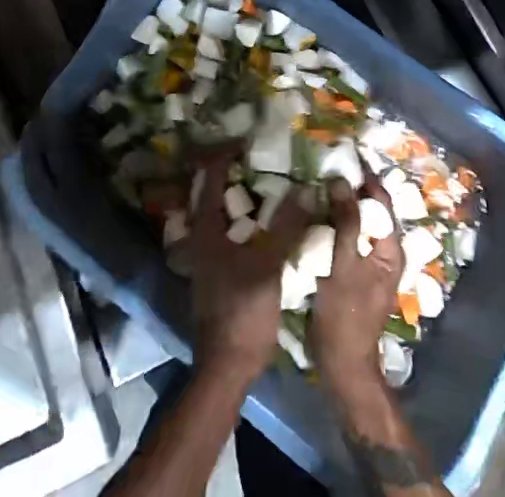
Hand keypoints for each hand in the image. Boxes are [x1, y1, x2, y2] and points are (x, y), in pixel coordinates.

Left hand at [188, 149, 307, 380]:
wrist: (227, 364)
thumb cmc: (243, 312)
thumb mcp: (267, 266)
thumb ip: (285, 227)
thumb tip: (303, 189)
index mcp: (205, 229)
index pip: (209, 177)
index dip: (226, 154)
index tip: (251, 141)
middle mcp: (202, 235)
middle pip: (214, 191)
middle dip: (236, 172)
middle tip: (266, 158)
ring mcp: (210, 253)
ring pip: (225, 212)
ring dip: (245, 195)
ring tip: (274, 182)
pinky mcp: (221, 268)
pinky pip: (234, 231)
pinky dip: (250, 219)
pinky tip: (273, 220)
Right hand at [311, 178, 404, 395]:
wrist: (340, 361)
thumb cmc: (345, 313)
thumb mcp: (344, 263)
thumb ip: (345, 221)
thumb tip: (342, 180)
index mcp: (390, 248)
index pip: (381, 201)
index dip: (366, 176)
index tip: (345, 151)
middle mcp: (382, 251)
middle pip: (369, 210)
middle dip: (350, 186)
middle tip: (324, 161)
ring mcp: (366, 262)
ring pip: (354, 222)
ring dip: (338, 202)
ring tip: (314, 180)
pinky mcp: (350, 270)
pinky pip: (343, 236)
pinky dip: (330, 221)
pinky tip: (311, 212)